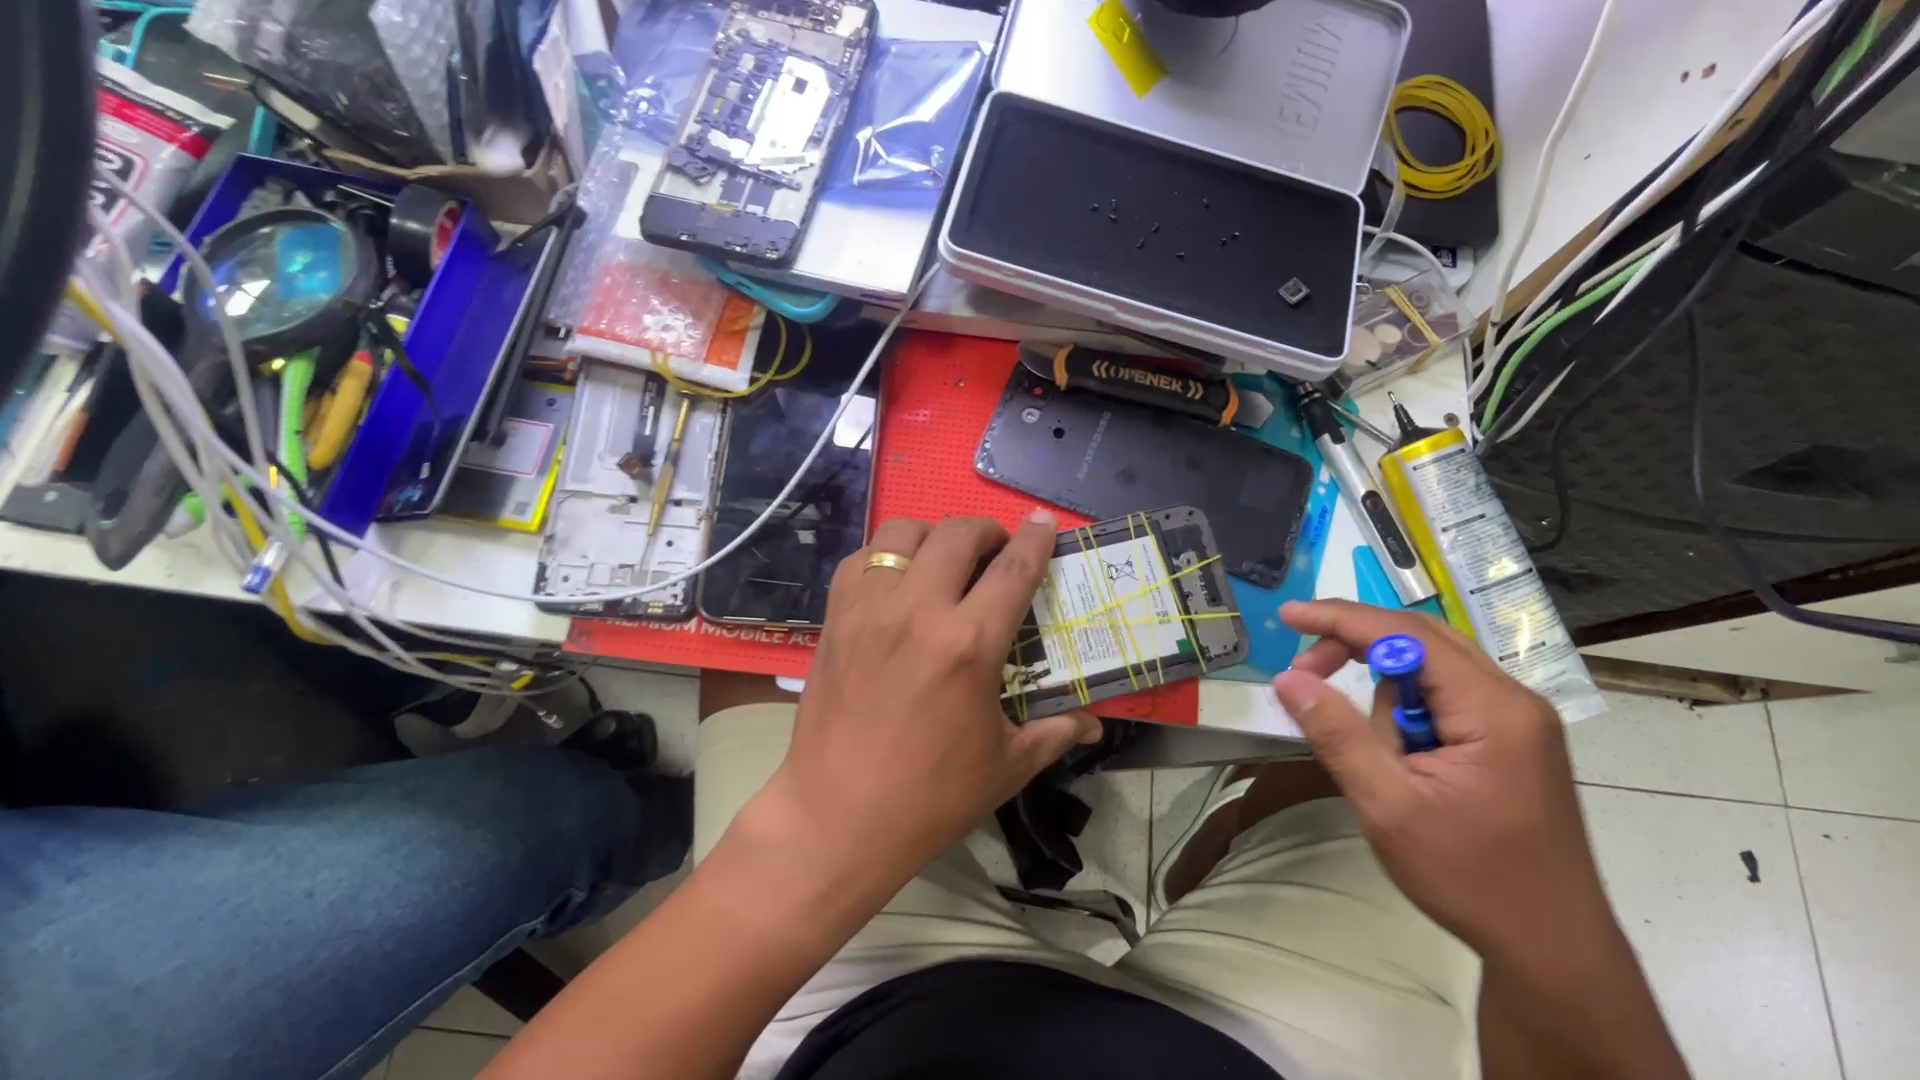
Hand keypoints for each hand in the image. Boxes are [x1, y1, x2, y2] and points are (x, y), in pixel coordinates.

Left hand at [741, 511, 1101, 892]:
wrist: (838, 819)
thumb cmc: (930, 798)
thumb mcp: (1006, 766)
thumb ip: (1055, 732)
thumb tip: (1094, 722)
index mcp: (968, 644)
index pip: (1013, 569)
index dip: (1036, 539)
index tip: (1045, 522)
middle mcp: (917, 611)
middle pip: (957, 534)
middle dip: (986, 530)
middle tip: (996, 551)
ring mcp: (868, 610)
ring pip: (900, 534)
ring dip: (932, 535)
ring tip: (944, 560)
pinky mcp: (834, 620)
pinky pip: (859, 560)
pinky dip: (883, 556)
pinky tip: (896, 582)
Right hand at [1270, 600, 1611, 959]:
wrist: (1551, 945)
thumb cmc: (1471, 879)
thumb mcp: (1389, 808)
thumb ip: (1339, 736)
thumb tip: (1288, 680)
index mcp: (1494, 709)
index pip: (1406, 635)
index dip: (1341, 619)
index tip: (1287, 614)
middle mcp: (1513, 700)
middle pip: (1422, 640)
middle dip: (1356, 648)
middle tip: (1303, 675)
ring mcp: (1518, 721)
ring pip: (1433, 671)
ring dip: (1384, 693)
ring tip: (1375, 757)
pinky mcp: (1513, 742)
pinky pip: (1447, 700)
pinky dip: (1408, 714)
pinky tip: (1402, 760)